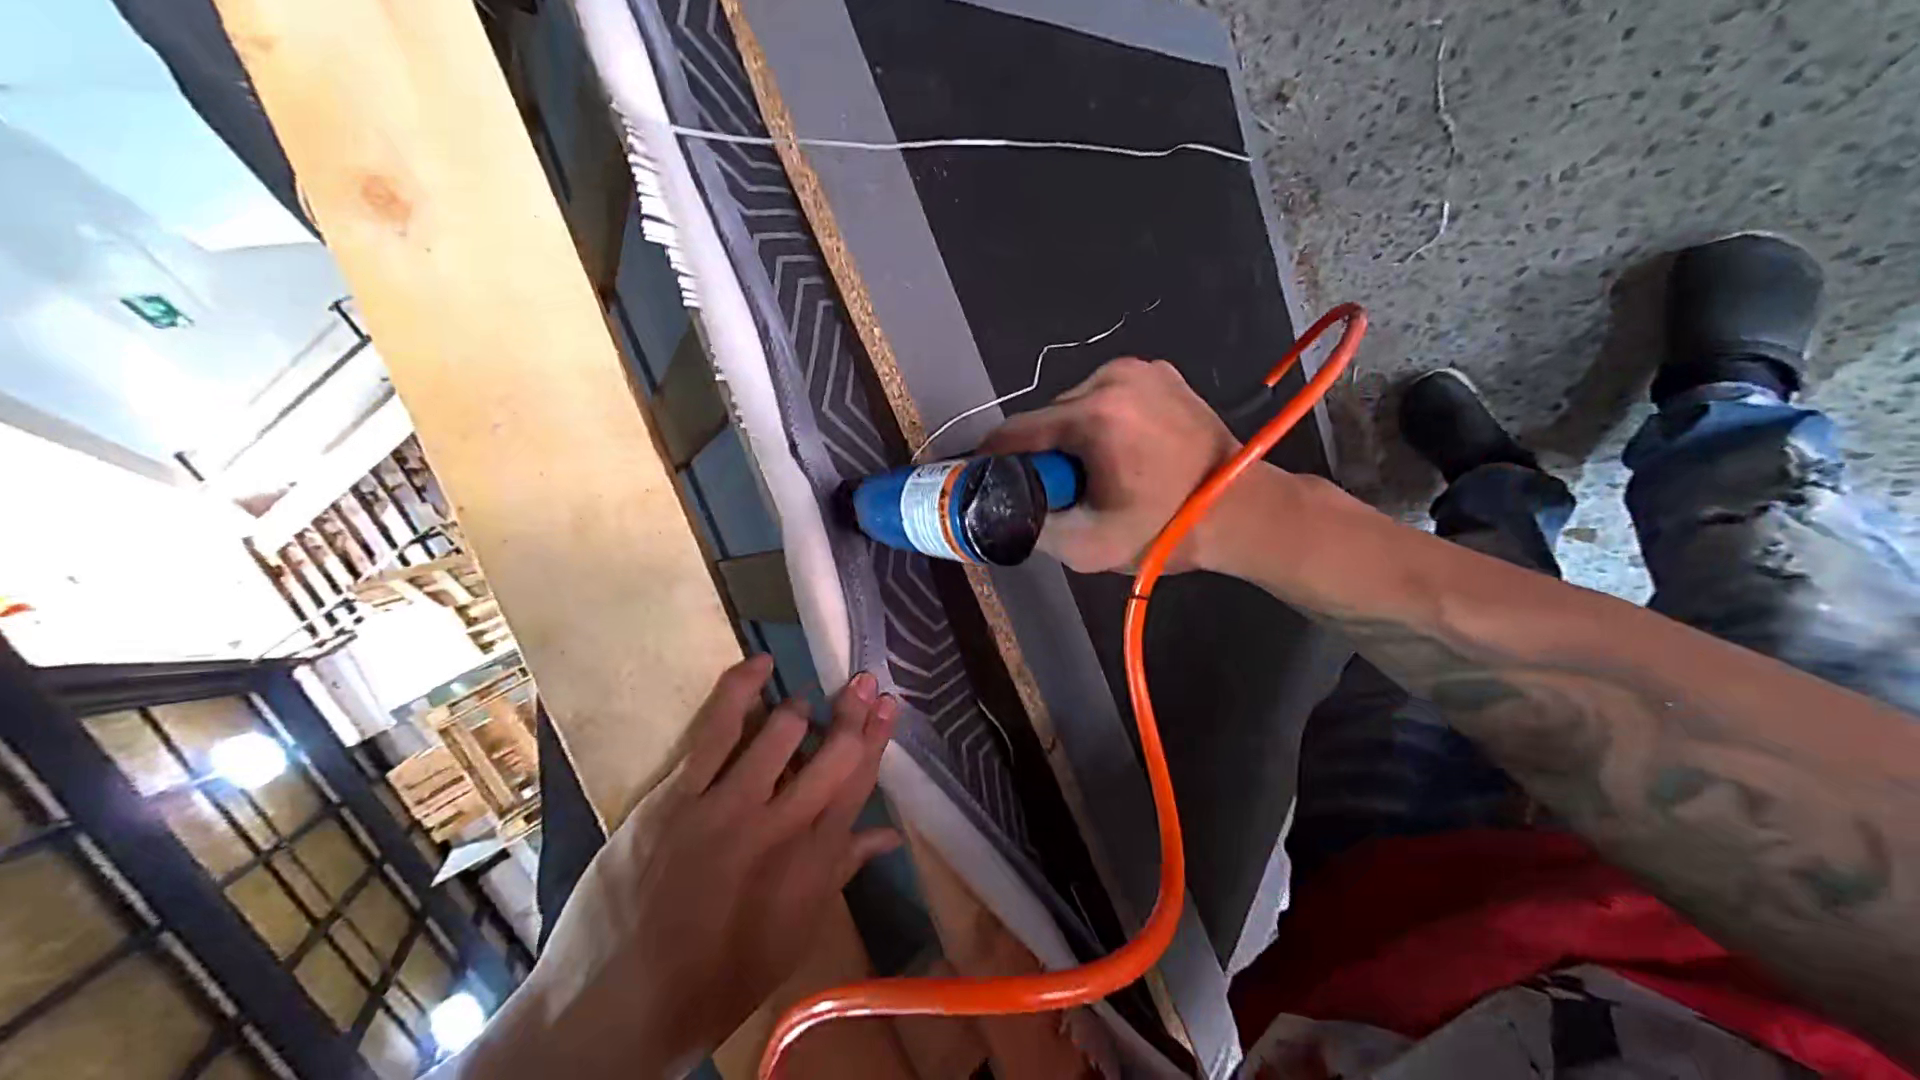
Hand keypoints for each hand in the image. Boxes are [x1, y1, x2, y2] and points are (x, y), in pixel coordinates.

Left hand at [458, 657, 899, 1078]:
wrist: (618, 1004)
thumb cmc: (718, 976)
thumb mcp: (794, 934)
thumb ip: (840, 871)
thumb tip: (887, 834)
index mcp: (813, 863)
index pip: (858, 785)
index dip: (876, 739)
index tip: (887, 705)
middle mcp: (781, 828)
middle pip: (832, 753)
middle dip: (853, 711)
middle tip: (864, 680)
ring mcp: (728, 807)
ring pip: (780, 734)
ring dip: (798, 709)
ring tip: (801, 703)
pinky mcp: (677, 796)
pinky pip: (716, 730)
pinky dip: (741, 689)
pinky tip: (759, 666)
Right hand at [982, 357, 1238, 572]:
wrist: (1242, 511)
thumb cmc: (1163, 532)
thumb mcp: (1084, 545)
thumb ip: (1028, 521)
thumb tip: (995, 504)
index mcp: (1095, 414)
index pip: (1016, 432)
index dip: (996, 460)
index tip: (991, 482)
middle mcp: (1114, 377)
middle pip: (1047, 417)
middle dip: (1045, 452)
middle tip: (1062, 490)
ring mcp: (1141, 369)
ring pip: (1074, 405)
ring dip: (1072, 437)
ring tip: (1097, 472)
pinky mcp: (1159, 372)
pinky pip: (1107, 396)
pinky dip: (1101, 422)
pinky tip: (1122, 451)